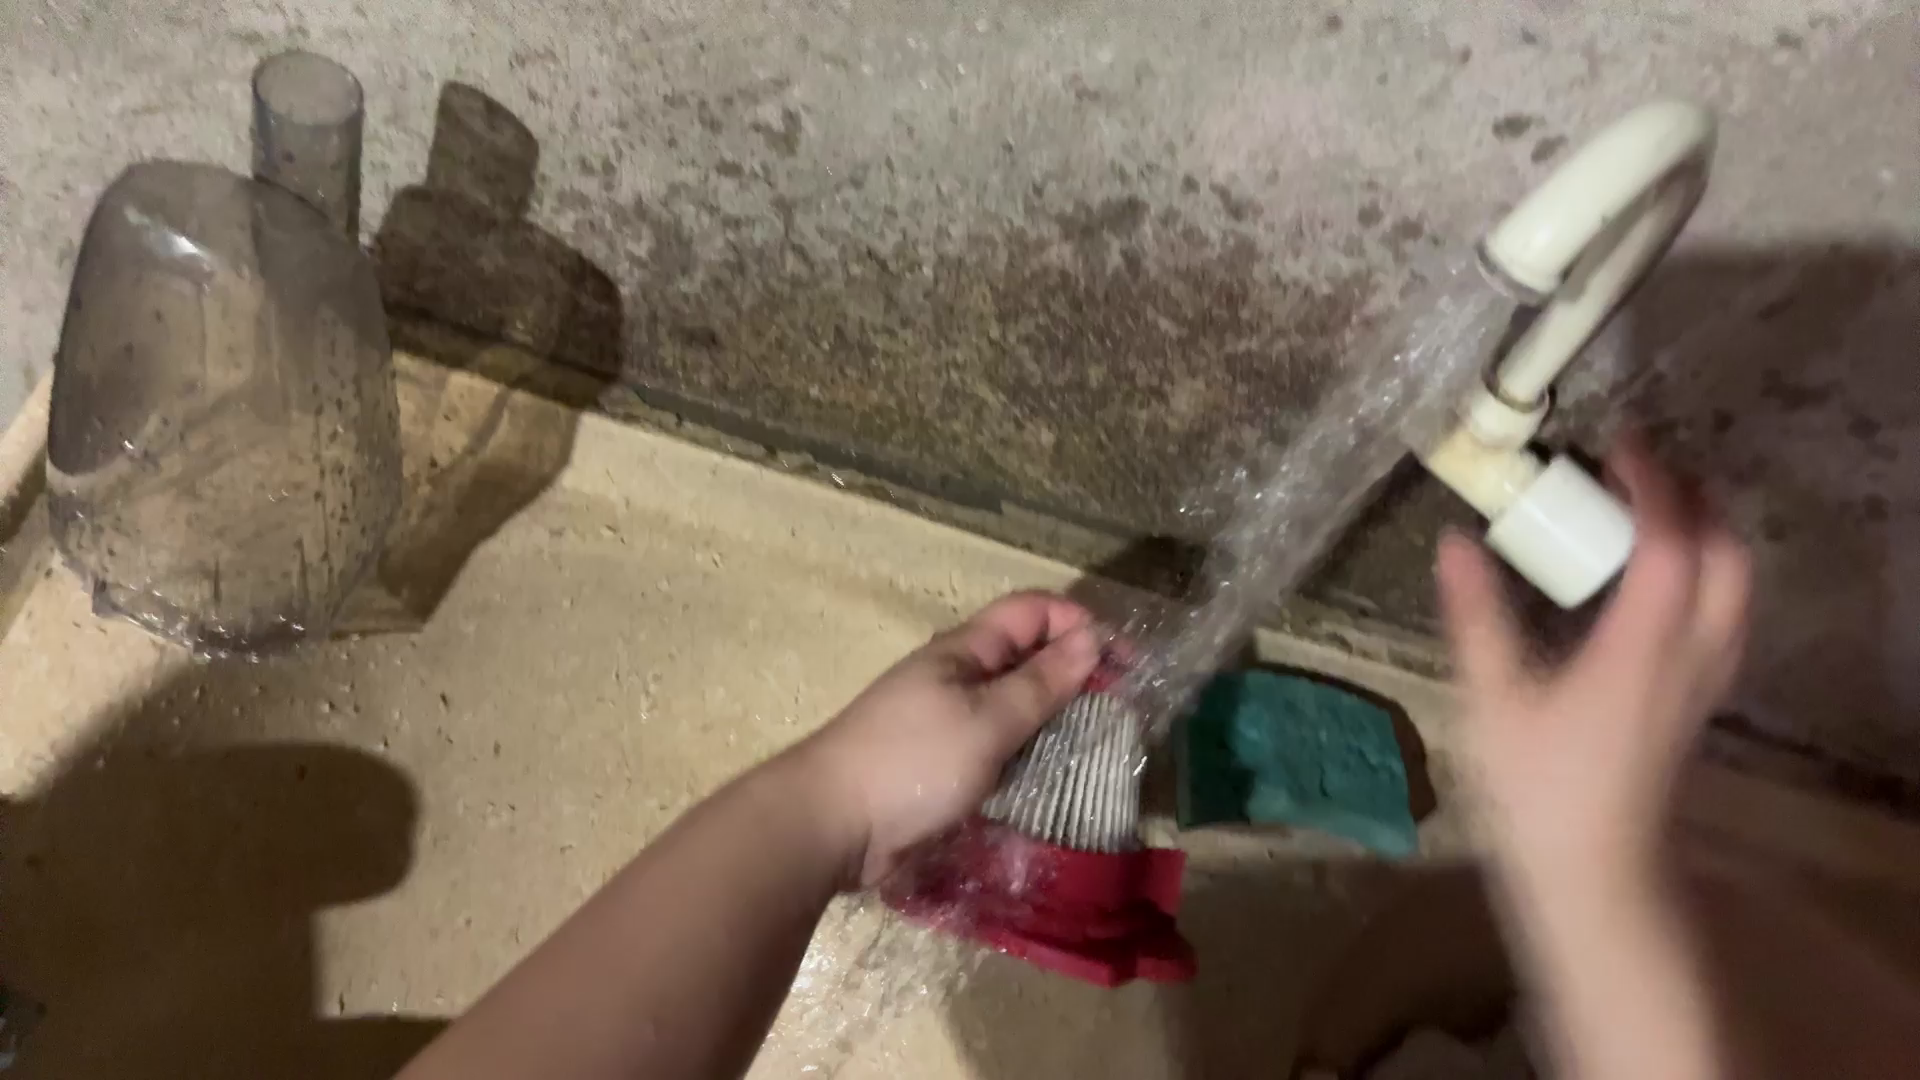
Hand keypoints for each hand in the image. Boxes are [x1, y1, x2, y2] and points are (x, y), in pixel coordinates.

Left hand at [794, 591, 1100, 887]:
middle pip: (1028, 656)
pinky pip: (1001, 743)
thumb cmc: (912, 761)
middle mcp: (960, 675)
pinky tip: (1058, 774)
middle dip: (1076, 672)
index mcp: (965, 650)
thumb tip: (1091, 636)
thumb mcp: (986, 720)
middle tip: (1123, 710)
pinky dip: (1031, 751)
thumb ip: (1040, 682)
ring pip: (1017, 703)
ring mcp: (951, 719)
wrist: (831, 825)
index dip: (1079, 624)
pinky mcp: (947, 760)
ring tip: (1102, 744)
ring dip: (1057, 716)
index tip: (1125, 662)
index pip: (1033, 612)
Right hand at [1436, 438, 1750, 882]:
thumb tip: (1455, 542)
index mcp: (1640, 650)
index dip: (1653, 489)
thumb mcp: (1488, 694)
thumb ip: (1474, 615)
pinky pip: (1721, 610)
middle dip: (1690, 500)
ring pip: (1735, 584)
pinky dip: (1698, 568)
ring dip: (1701, 531)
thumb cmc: (1532, 780)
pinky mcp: (1694, 693)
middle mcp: (1690, 655)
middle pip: (1725, 558)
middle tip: (1633, 468)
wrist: (1590, 861)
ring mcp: (1702, 677)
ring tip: (1643, 506)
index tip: (1618, 446)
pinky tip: (1650, 572)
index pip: (1671, 548)